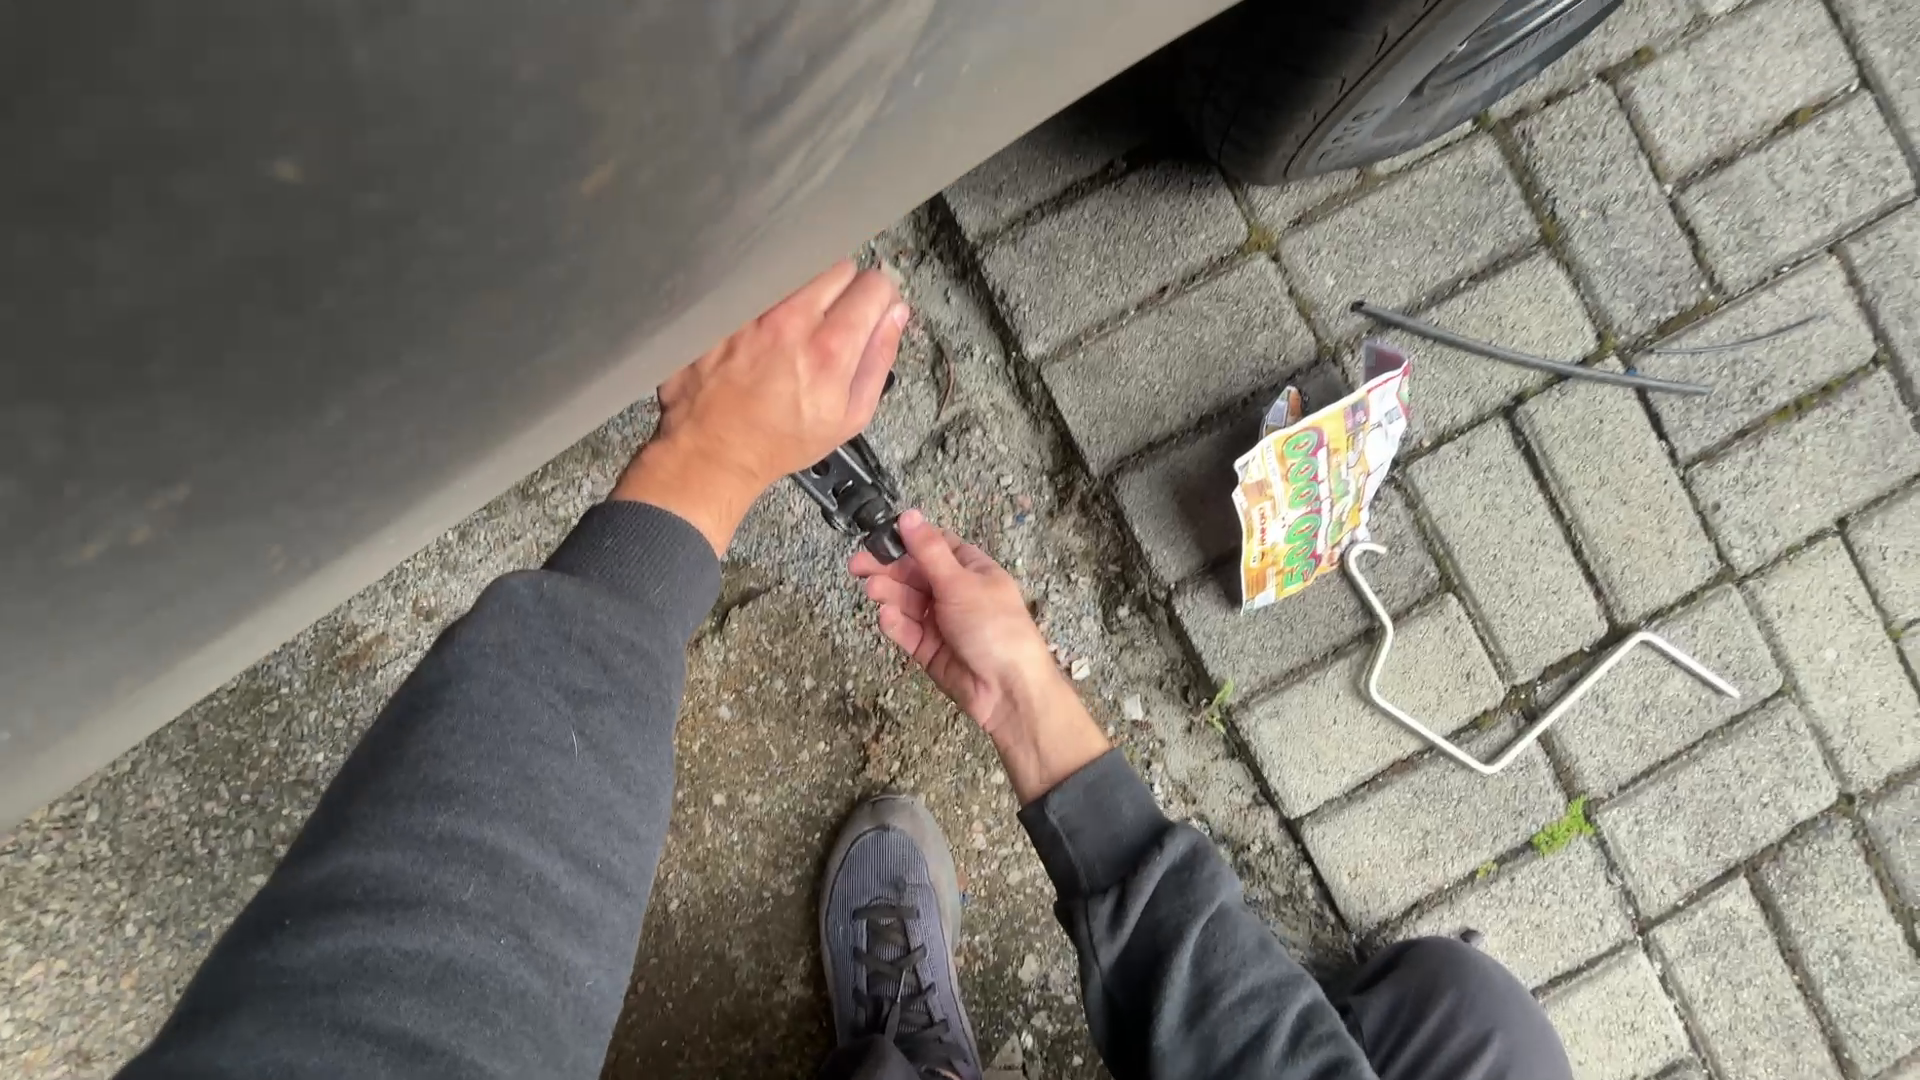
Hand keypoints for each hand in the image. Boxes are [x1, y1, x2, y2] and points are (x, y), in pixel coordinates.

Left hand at [612, 260, 909, 553]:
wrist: (716, 450)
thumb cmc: (781, 440)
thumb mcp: (851, 416)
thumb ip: (879, 358)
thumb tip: (895, 317)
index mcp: (829, 350)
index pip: (874, 285)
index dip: (880, 299)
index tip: (873, 311)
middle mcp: (790, 321)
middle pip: (839, 267)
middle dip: (846, 290)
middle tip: (835, 322)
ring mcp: (752, 310)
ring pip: (799, 267)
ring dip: (807, 289)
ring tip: (798, 326)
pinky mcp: (723, 309)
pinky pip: (759, 280)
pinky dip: (769, 295)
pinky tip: (766, 328)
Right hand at [851, 511, 1108, 802]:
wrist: (1007, 689)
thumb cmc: (994, 627)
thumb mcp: (960, 582)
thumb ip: (929, 551)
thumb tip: (909, 514)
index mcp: (971, 569)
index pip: (934, 546)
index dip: (907, 540)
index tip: (878, 537)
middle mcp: (955, 592)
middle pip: (914, 573)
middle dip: (887, 568)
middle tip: (857, 565)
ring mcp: (942, 621)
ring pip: (907, 602)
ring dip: (889, 593)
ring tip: (873, 590)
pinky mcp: (930, 649)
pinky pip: (908, 631)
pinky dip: (896, 624)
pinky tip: (886, 617)